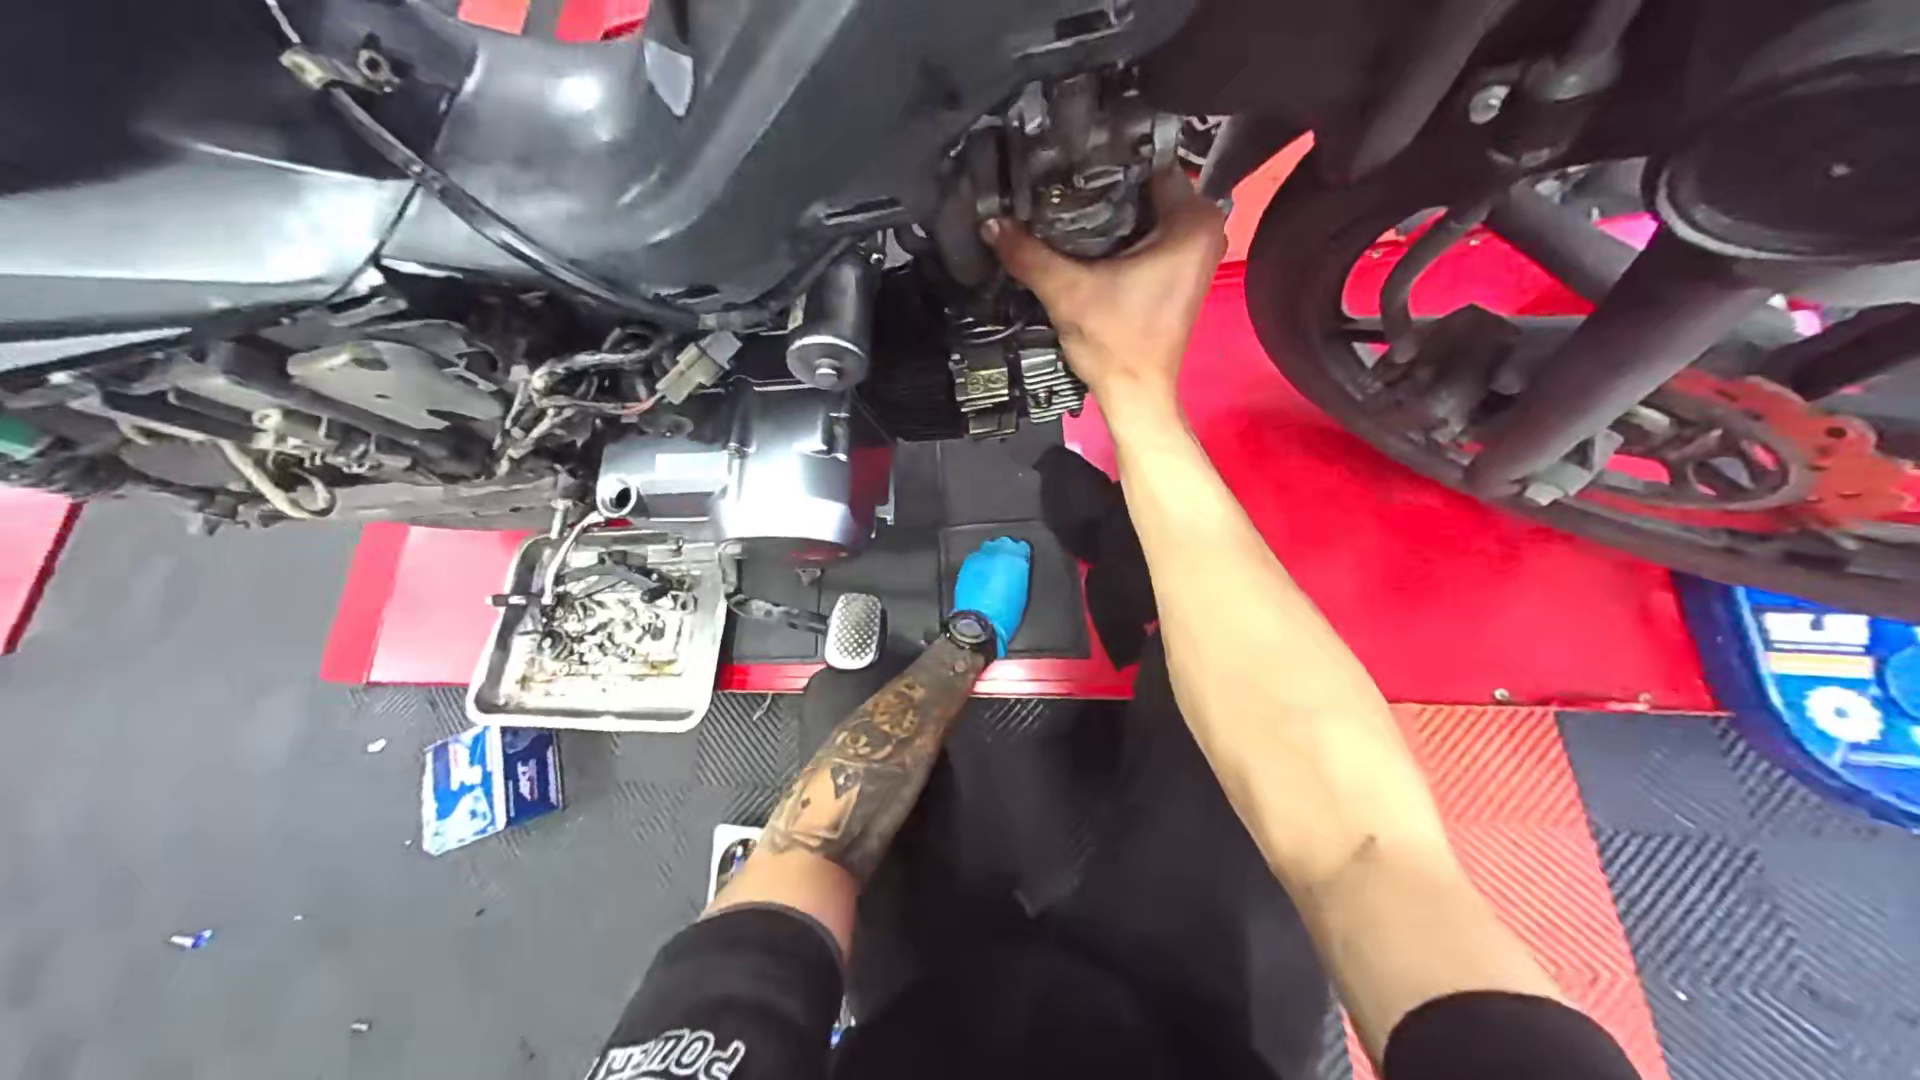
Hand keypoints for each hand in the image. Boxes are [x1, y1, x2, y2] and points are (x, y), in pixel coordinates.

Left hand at [952, 536, 1032, 656]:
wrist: (979, 624)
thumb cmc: (1004, 614)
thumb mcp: (1021, 594)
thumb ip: (1019, 574)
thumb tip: (1017, 568)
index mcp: (1014, 560)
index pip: (1020, 546)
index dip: (1020, 552)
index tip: (1021, 558)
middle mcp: (995, 554)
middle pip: (1002, 543)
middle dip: (1005, 550)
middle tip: (1007, 561)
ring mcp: (978, 559)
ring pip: (987, 548)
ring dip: (991, 555)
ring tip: (993, 567)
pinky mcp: (965, 567)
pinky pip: (975, 559)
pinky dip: (979, 564)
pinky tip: (981, 574)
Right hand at [982, 170, 1226, 416]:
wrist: (1134, 395)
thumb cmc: (1116, 344)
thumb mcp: (1067, 292)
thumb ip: (1029, 254)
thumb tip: (991, 223)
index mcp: (1192, 222)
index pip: (1145, 164)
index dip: (1102, 164)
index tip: (1065, 163)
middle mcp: (1202, 230)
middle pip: (1143, 188)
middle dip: (1101, 188)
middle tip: (1057, 183)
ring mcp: (1193, 253)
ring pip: (1143, 213)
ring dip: (1107, 213)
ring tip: (1063, 206)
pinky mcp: (1177, 274)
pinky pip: (1145, 236)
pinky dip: (1118, 236)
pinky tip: (1083, 238)